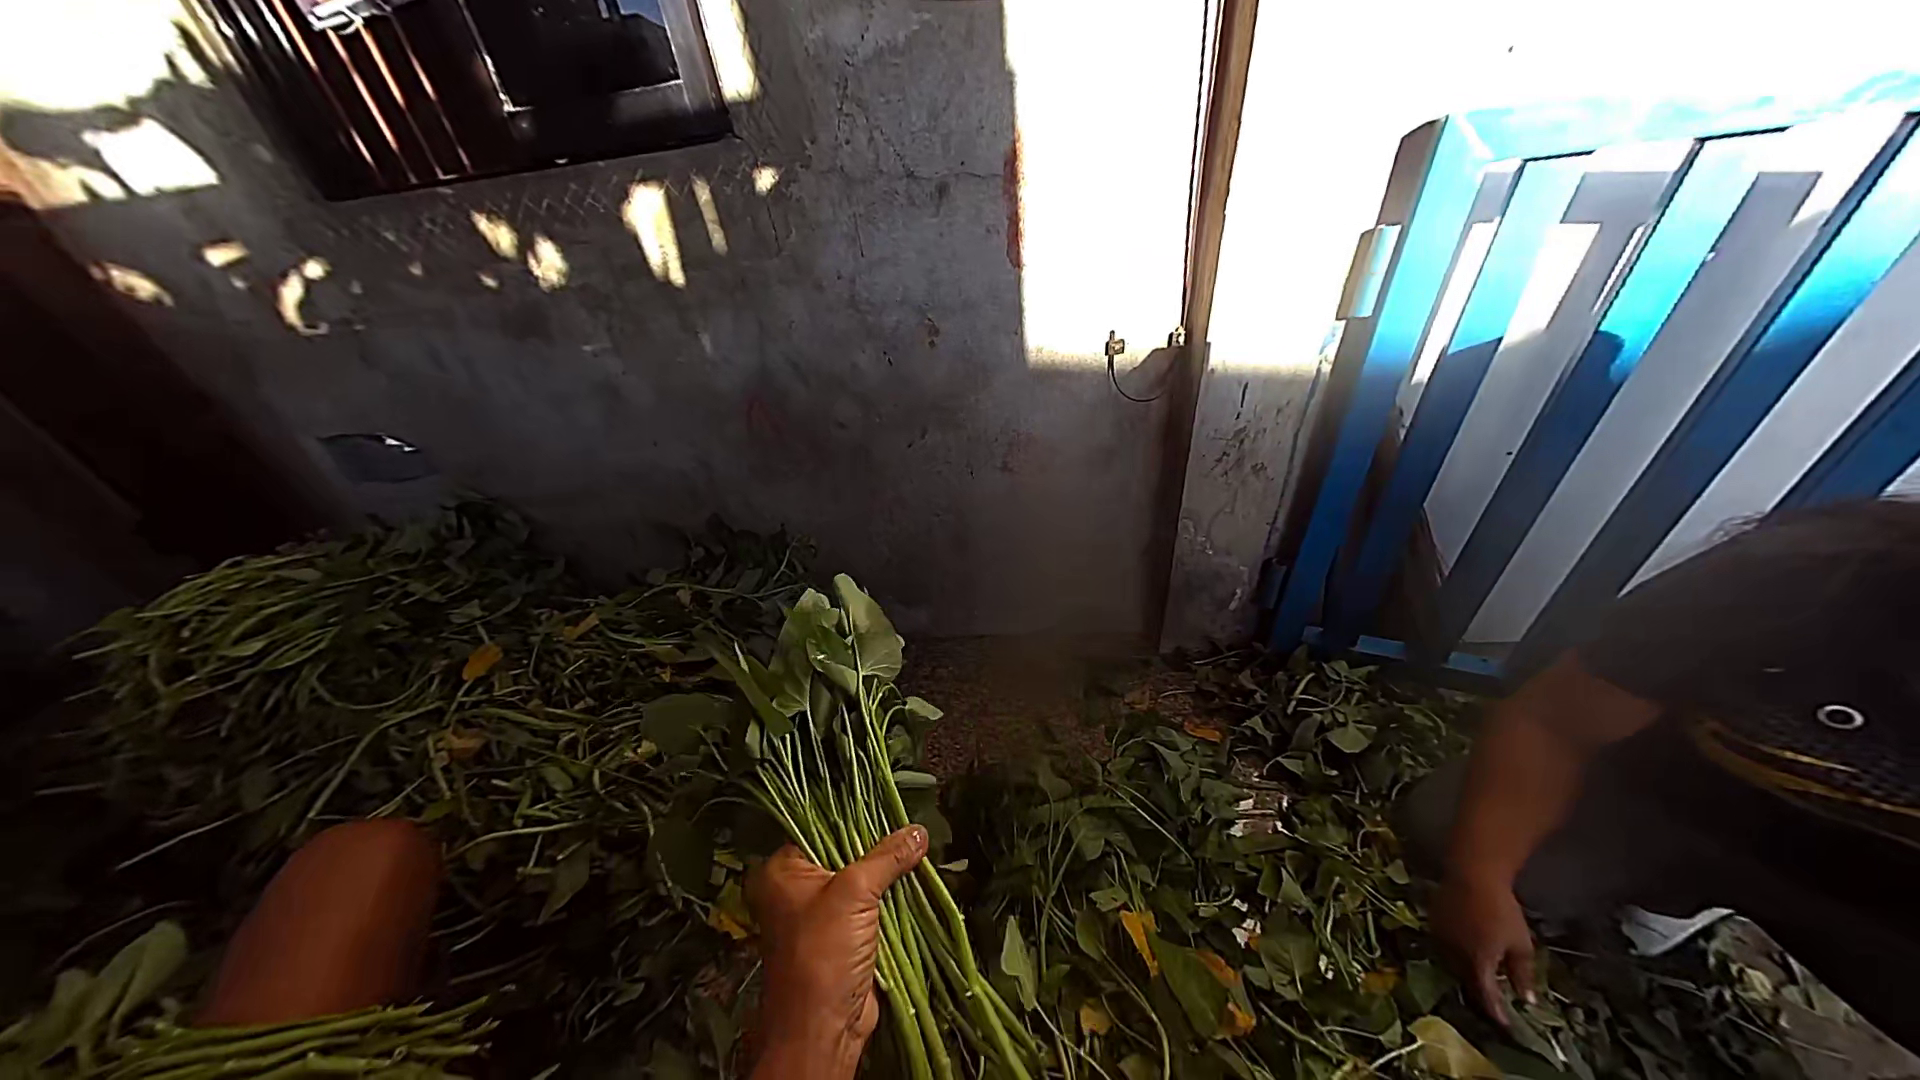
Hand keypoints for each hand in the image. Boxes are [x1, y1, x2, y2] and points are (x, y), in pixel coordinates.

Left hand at [747, 825, 927, 1079]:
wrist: (823, 1030)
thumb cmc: (821, 955)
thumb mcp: (854, 892)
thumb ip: (887, 857)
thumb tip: (918, 831)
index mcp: (782, 870)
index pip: (820, 826)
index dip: (854, 816)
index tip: (887, 804)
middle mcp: (796, 887)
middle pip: (843, 851)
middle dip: (876, 845)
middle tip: (907, 827)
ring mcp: (820, 911)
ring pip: (861, 878)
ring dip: (887, 872)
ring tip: (916, 848)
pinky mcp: (843, 933)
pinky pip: (870, 903)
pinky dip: (890, 896)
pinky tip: (913, 879)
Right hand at [1430, 873, 1534, 1024]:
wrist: (1472, 874)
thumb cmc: (1501, 910)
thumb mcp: (1521, 945)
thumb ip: (1522, 975)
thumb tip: (1527, 1001)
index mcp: (1476, 961)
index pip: (1485, 995)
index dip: (1496, 1012)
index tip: (1506, 1024)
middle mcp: (1453, 952)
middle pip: (1465, 980)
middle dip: (1479, 991)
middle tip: (1493, 997)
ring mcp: (1439, 935)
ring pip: (1450, 963)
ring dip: (1465, 971)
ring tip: (1479, 972)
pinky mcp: (1431, 921)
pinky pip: (1442, 945)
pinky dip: (1454, 953)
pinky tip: (1464, 949)